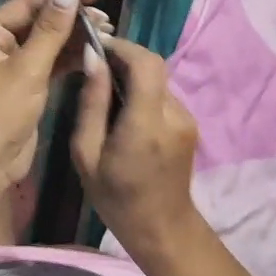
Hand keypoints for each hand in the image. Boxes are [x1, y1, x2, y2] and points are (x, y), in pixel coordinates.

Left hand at [0, 0, 111, 250]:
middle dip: (73, 15)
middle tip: (107, 16)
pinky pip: (52, 61)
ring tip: (108, 31)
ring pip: (49, 41)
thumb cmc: (0, 115)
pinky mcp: (27, 84)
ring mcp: (12, 65)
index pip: (30, 2)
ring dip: (75, 36)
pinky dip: (71, 56)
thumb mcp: (28, 69)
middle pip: (40, 20)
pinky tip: (95, 51)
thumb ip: (52, 27)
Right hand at [71, 36, 204, 259]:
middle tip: (95, 67)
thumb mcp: (86, 154)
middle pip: (153, 68)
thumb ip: (91, 104)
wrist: (162, 229)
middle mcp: (173, 114)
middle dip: (124, 59)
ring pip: (158, 81)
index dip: (122, 47)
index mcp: (146, 123)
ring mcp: (186, 119)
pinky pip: (162, 97)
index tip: (96, 46)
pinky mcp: (188, 124)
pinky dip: (142, 94)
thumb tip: (93, 60)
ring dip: (133, 77)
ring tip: (105, 92)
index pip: (145, 64)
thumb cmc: (115, 198)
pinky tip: (123, 113)